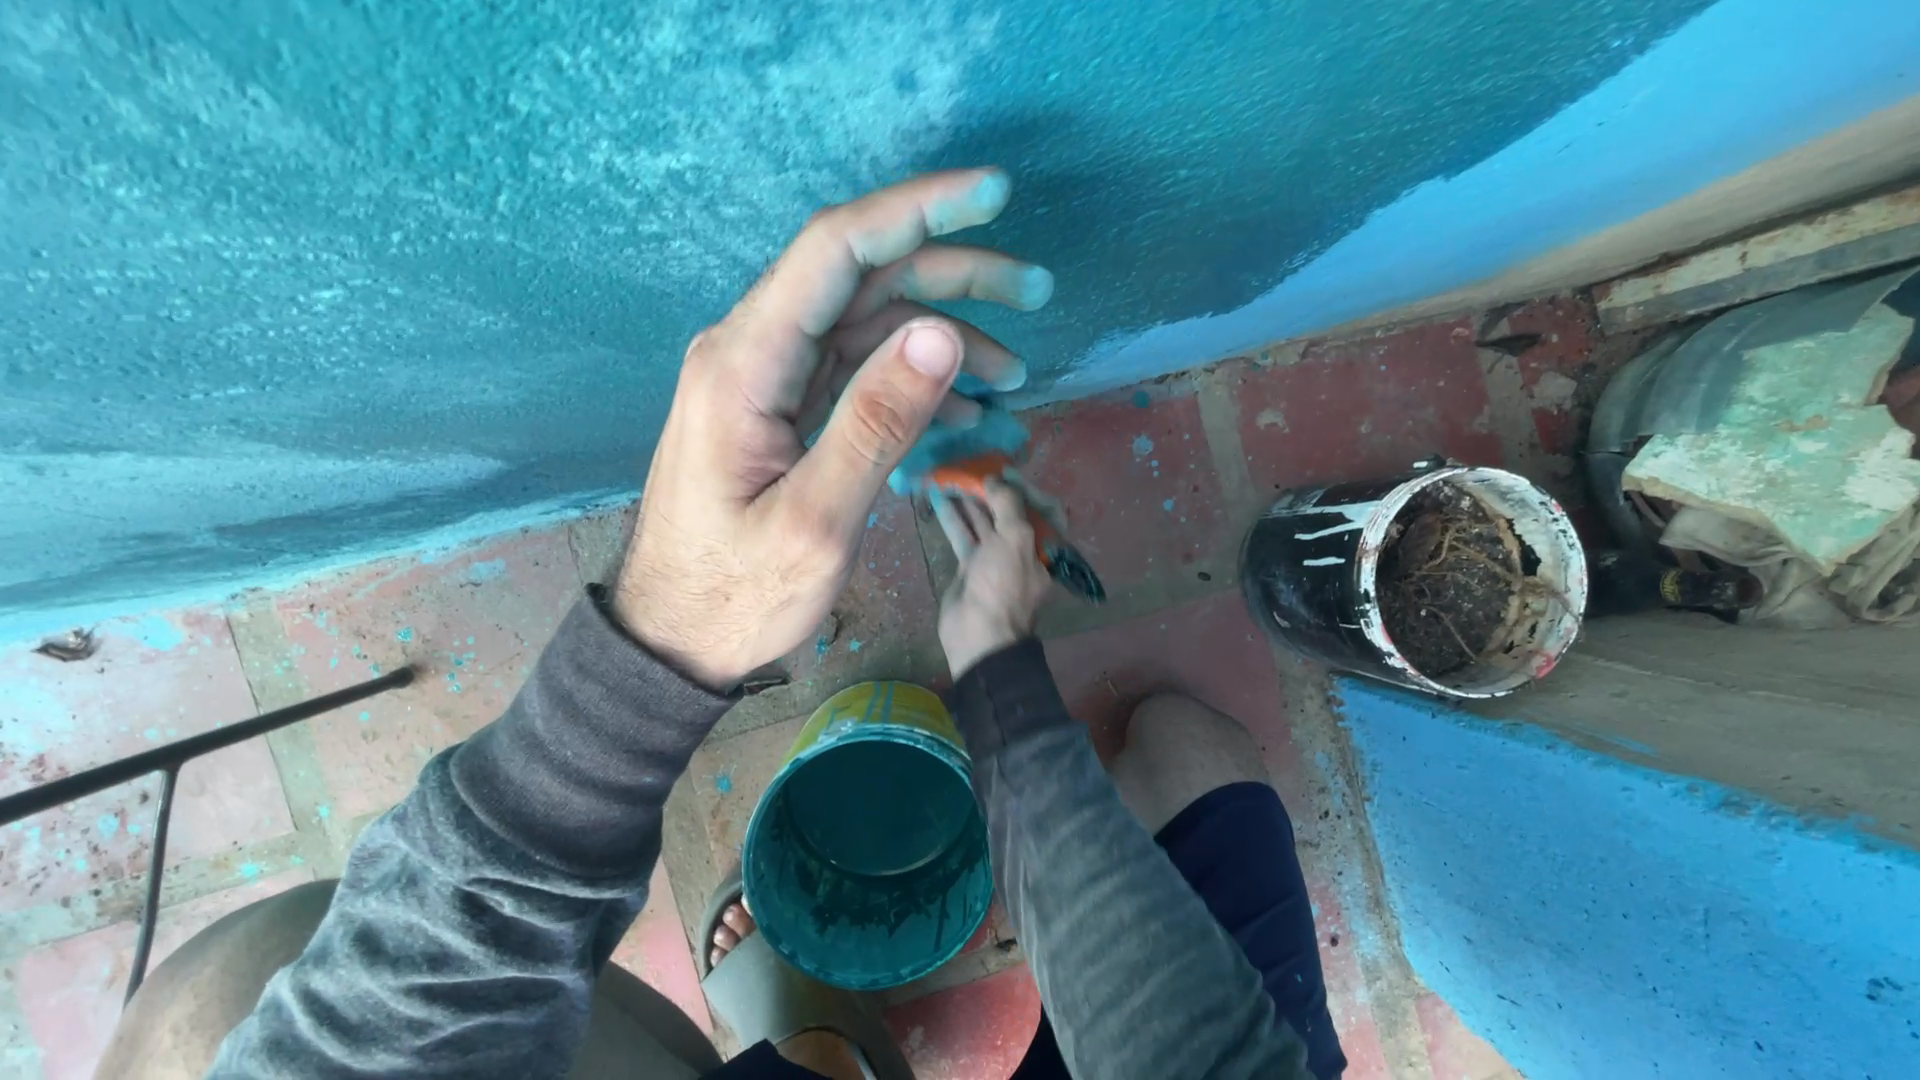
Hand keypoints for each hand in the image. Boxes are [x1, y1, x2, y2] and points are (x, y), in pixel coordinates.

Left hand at [612, 169, 1052, 688]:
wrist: (674, 638)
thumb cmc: (734, 594)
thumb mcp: (815, 522)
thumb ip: (875, 423)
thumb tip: (941, 333)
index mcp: (744, 364)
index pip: (836, 251)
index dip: (918, 210)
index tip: (994, 194)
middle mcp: (751, 352)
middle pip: (863, 279)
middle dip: (953, 275)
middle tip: (1035, 291)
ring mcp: (768, 380)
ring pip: (868, 326)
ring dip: (944, 339)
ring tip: (1015, 374)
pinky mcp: (783, 409)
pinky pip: (857, 374)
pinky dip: (915, 383)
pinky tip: (967, 411)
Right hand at [935, 480, 1058, 677]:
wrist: (979, 633)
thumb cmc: (1004, 584)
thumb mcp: (1015, 539)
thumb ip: (1008, 504)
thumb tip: (995, 479)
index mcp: (1043, 546)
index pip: (1042, 508)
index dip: (1025, 488)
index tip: (1003, 472)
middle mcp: (1022, 550)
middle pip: (1009, 512)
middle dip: (992, 490)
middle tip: (971, 467)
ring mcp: (995, 558)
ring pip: (983, 522)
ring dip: (969, 500)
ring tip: (951, 475)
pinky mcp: (970, 566)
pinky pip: (963, 535)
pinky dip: (952, 517)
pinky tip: (938, 497)